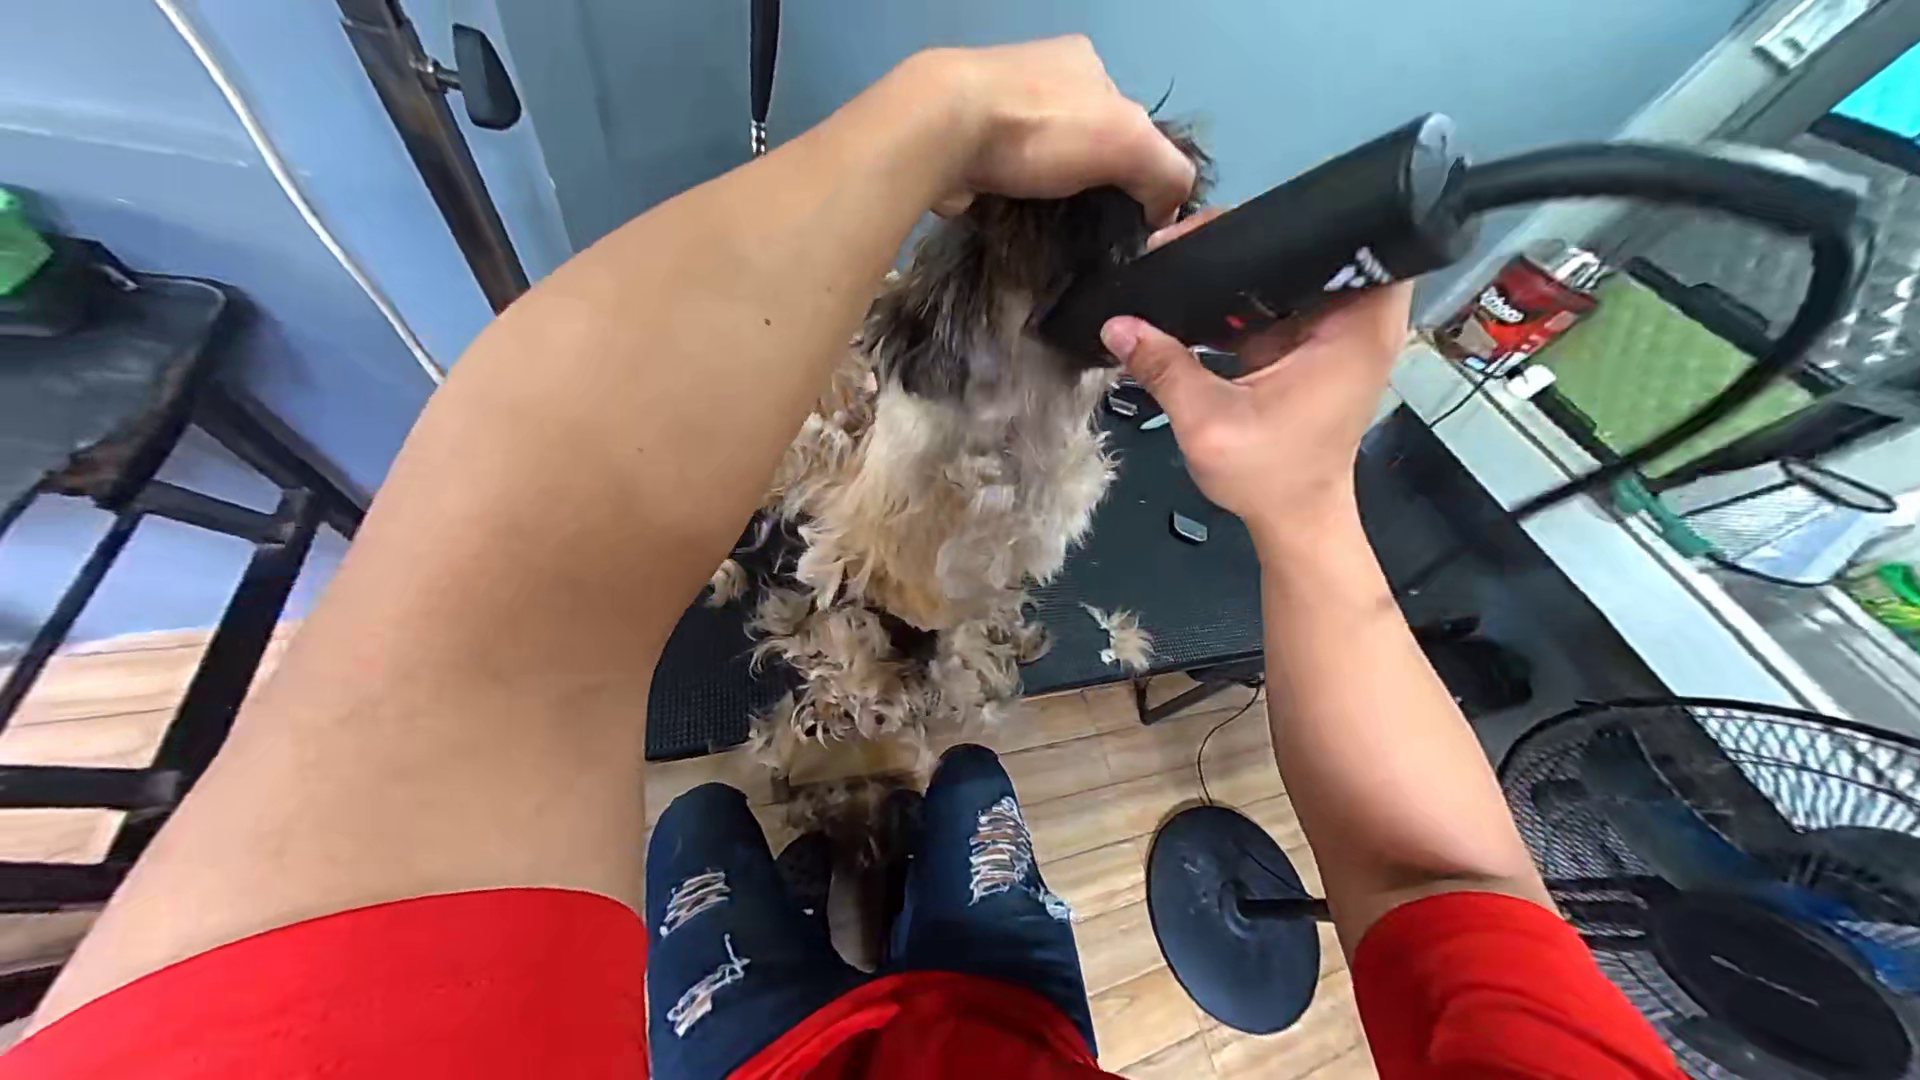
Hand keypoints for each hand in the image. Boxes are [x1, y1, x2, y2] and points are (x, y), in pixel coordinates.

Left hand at [906, 38, 1196, 225]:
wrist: (946, 133)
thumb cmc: (1042, 129)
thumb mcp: (1128, 142)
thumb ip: (1165, 170)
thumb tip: (1169, 209)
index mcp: (1088, 64)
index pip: (1128, 120)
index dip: (1133, 168)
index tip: (1124, 210)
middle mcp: (1044, 78)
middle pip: (1084, 143)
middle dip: (1089, 184)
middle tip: (1086, 227)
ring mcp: (1000, 108)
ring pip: (1043, 161)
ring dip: (1051, 195)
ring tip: (1051, 230)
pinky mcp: (968, 142)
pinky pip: (1007, 177)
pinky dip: (1017, 200)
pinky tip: (1017, 221)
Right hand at [1099, 210, 1411, 540]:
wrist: (1291, 519)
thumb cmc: (1267, 475)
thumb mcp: (1207, 420)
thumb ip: (1163, 368)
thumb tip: (1114, 324)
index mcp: (1354, 323)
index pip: (1332, 235)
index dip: (1274, 223)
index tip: (1209, 231)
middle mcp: (1356, 316)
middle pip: (1303, 250)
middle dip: (1242, 246)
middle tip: (1178, 246)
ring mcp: (1331, 332)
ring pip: (1282, 277)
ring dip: (1235, 276)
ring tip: (1177, 267)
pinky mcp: (1307, 348)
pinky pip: (1270, 307)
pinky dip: (1235, 307)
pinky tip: (1193, 302)